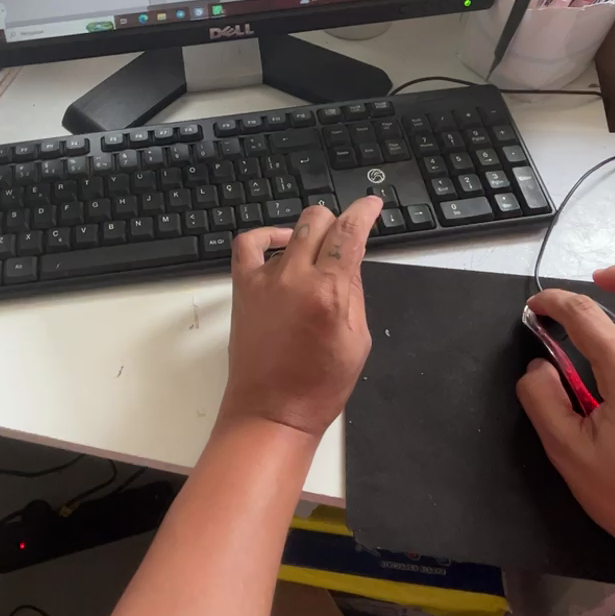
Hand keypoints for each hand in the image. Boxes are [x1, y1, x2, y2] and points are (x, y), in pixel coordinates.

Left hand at [218, 197, 383, 439]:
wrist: (271, 410)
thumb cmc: (319, 385)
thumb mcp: (358, 339)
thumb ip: (355, 292)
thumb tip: (351, 260)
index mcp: (330, 291)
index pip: (349, 232)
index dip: (364, 212)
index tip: (372, 205)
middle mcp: (295, 277)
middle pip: (318, 221)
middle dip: (337, 221)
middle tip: (345, 234)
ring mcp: (264, 279)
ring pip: (288, 230)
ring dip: (308, 232)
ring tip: (317, 248)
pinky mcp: (243, 287)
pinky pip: (248, 245)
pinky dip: (265, 237)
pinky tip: (280, 244)